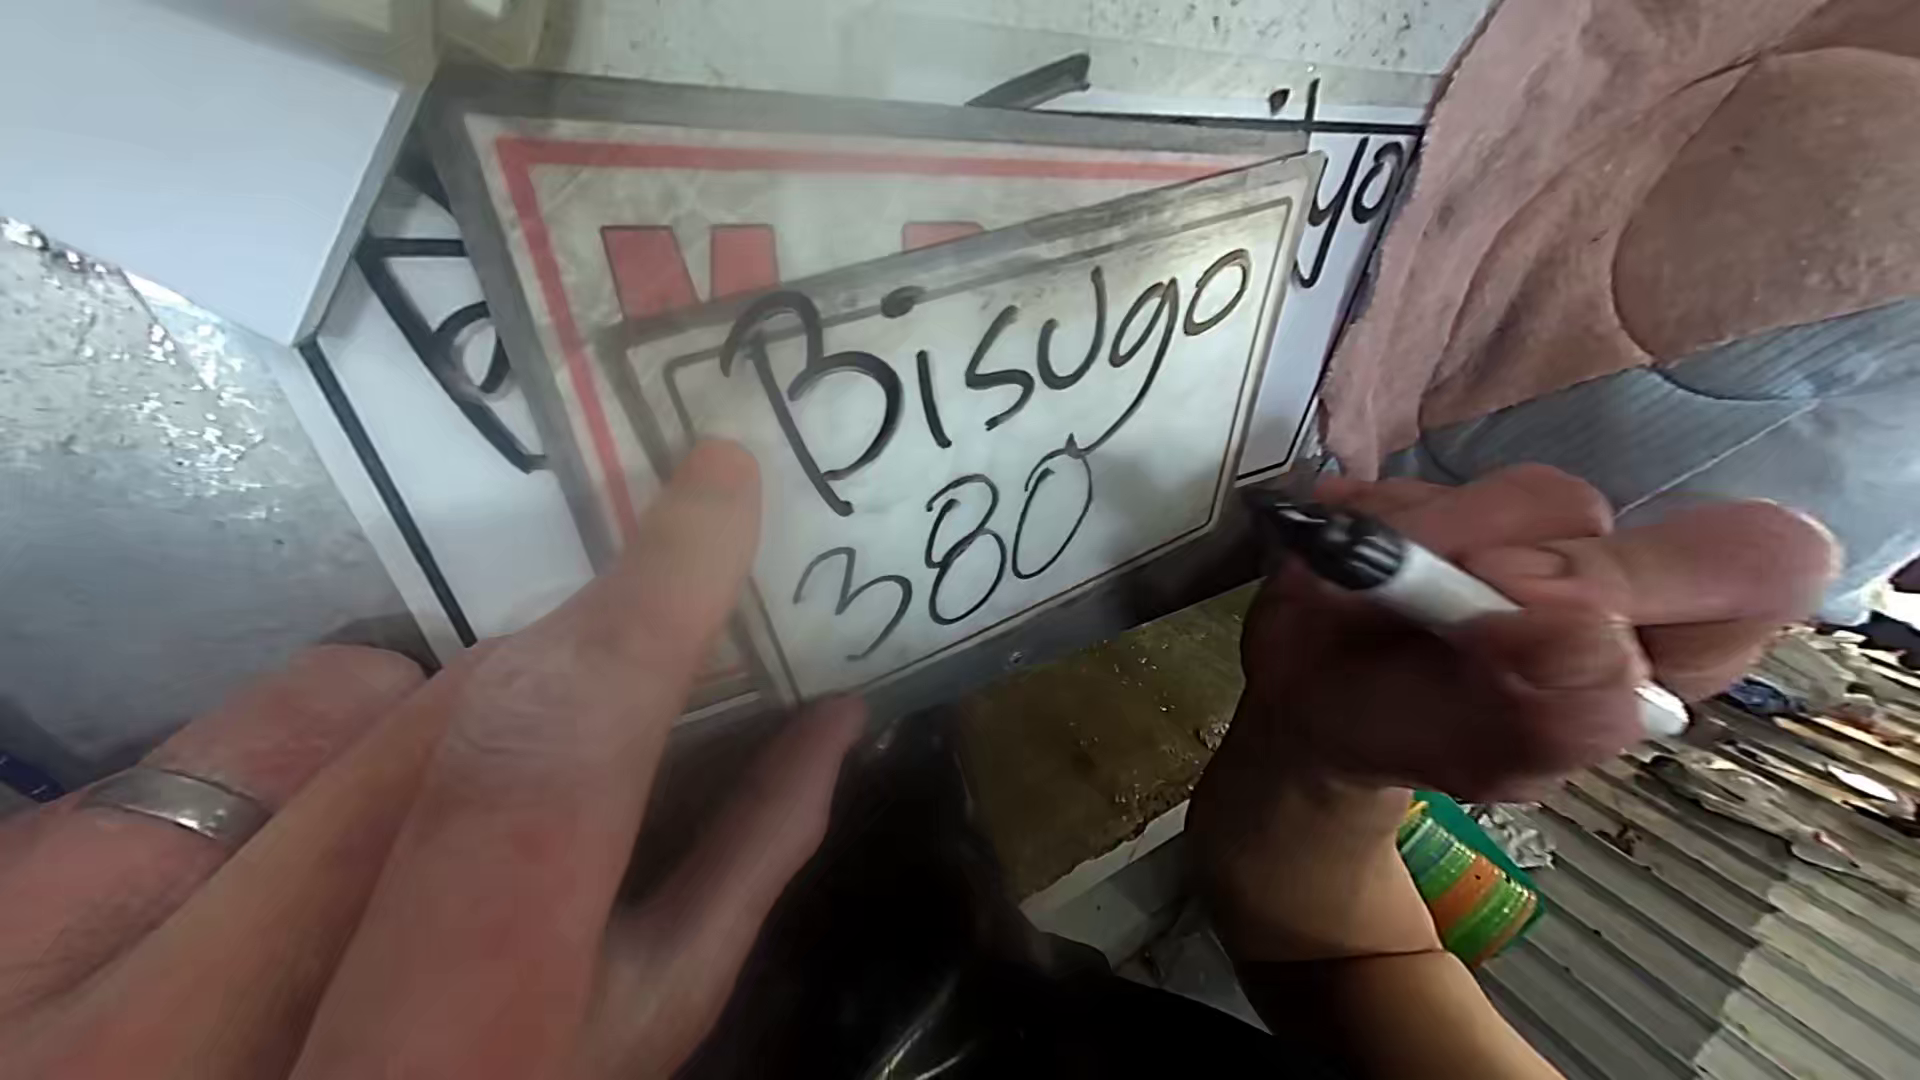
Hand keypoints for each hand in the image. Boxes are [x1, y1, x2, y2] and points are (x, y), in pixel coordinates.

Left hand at [0, 440, 863, 1078]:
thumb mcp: (645, 1022)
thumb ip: (745, 862)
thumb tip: (835, 719)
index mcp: (444, 1057)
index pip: (545, 758)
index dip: (647, 599)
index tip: (720, 480)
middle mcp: (192, 1037)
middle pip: (463, 709)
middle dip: (582, 663)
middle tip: (635, 673)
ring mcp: (43, 1001)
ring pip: (351, 705)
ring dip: (467, 706)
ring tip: (476, 789)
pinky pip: (212, 741)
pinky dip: (327, 731)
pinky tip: (342, 808)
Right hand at [1190, 465, 1834, 962]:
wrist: (1313, 706)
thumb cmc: (1407, 736)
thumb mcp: (1486, 757)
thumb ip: (1557, 713)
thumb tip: (1568, 622)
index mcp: (1653, 639)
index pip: (1750, 559)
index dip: (1643, 568)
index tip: (1514, 599)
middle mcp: (1589, 564)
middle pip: (1571, 507)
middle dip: (1464, 546)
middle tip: (1393, 585)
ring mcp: (1496, 522)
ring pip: (1472, 490)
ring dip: (1396, 539)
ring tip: (1341, 595)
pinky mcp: (1420, 498)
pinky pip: (1394, 485)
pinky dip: (1352, 523)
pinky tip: (1332, 562)